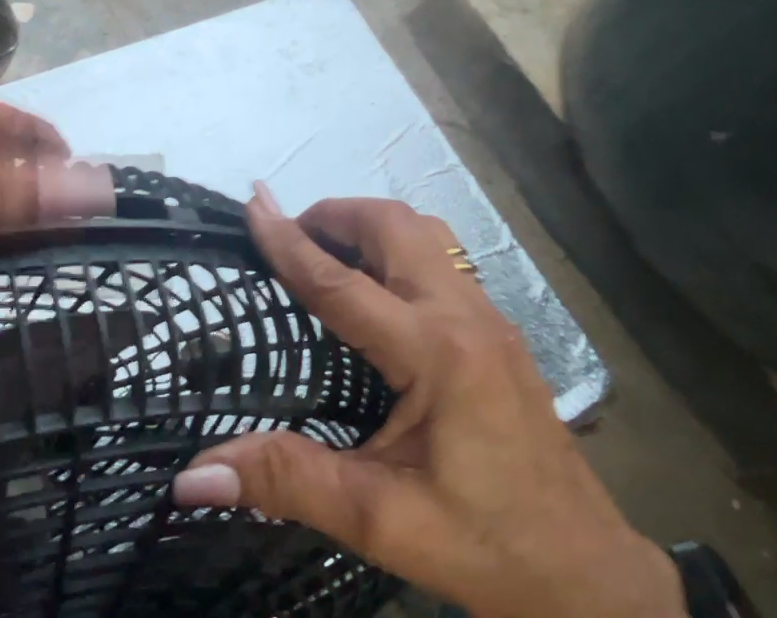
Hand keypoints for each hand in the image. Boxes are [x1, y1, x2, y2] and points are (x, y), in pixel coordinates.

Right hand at [172, 187, 683, 617]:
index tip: (252, 202)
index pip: (342, 281)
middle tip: (286, 238)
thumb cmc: (482, 543)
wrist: (584, 574)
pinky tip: (375, 290)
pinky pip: (442, 259)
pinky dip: (396, 249)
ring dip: (370, 227)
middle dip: (334, 215)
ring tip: (325, 254)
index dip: (288, 240)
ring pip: (426, 234)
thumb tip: (193, 478)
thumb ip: (287, 483)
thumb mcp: (378, 519)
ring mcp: (490, 320)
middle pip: (395, 226)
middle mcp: (466, 318)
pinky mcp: (499, 333)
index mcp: (436, 353)